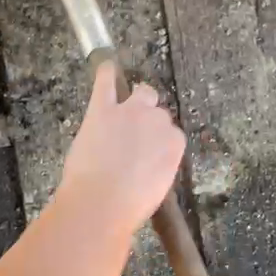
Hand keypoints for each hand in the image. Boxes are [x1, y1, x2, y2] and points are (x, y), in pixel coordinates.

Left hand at [53, 61, 184, 230]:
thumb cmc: (127, 208)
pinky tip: (106, 67)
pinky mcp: (102, 110)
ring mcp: (130, 112)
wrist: (100, 204)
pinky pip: (106, 82)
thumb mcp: (155, 191)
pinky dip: (106, 74)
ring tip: (123, 114)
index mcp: (175, 145)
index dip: (156, 144)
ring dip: (135, 101)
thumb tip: (145, 169)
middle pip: (157, 113)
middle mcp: (158, 122)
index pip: (170, 135)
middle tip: (131, 143)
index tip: (145, 155)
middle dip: (147, 124)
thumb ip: (155, 170)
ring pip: (141, 93)